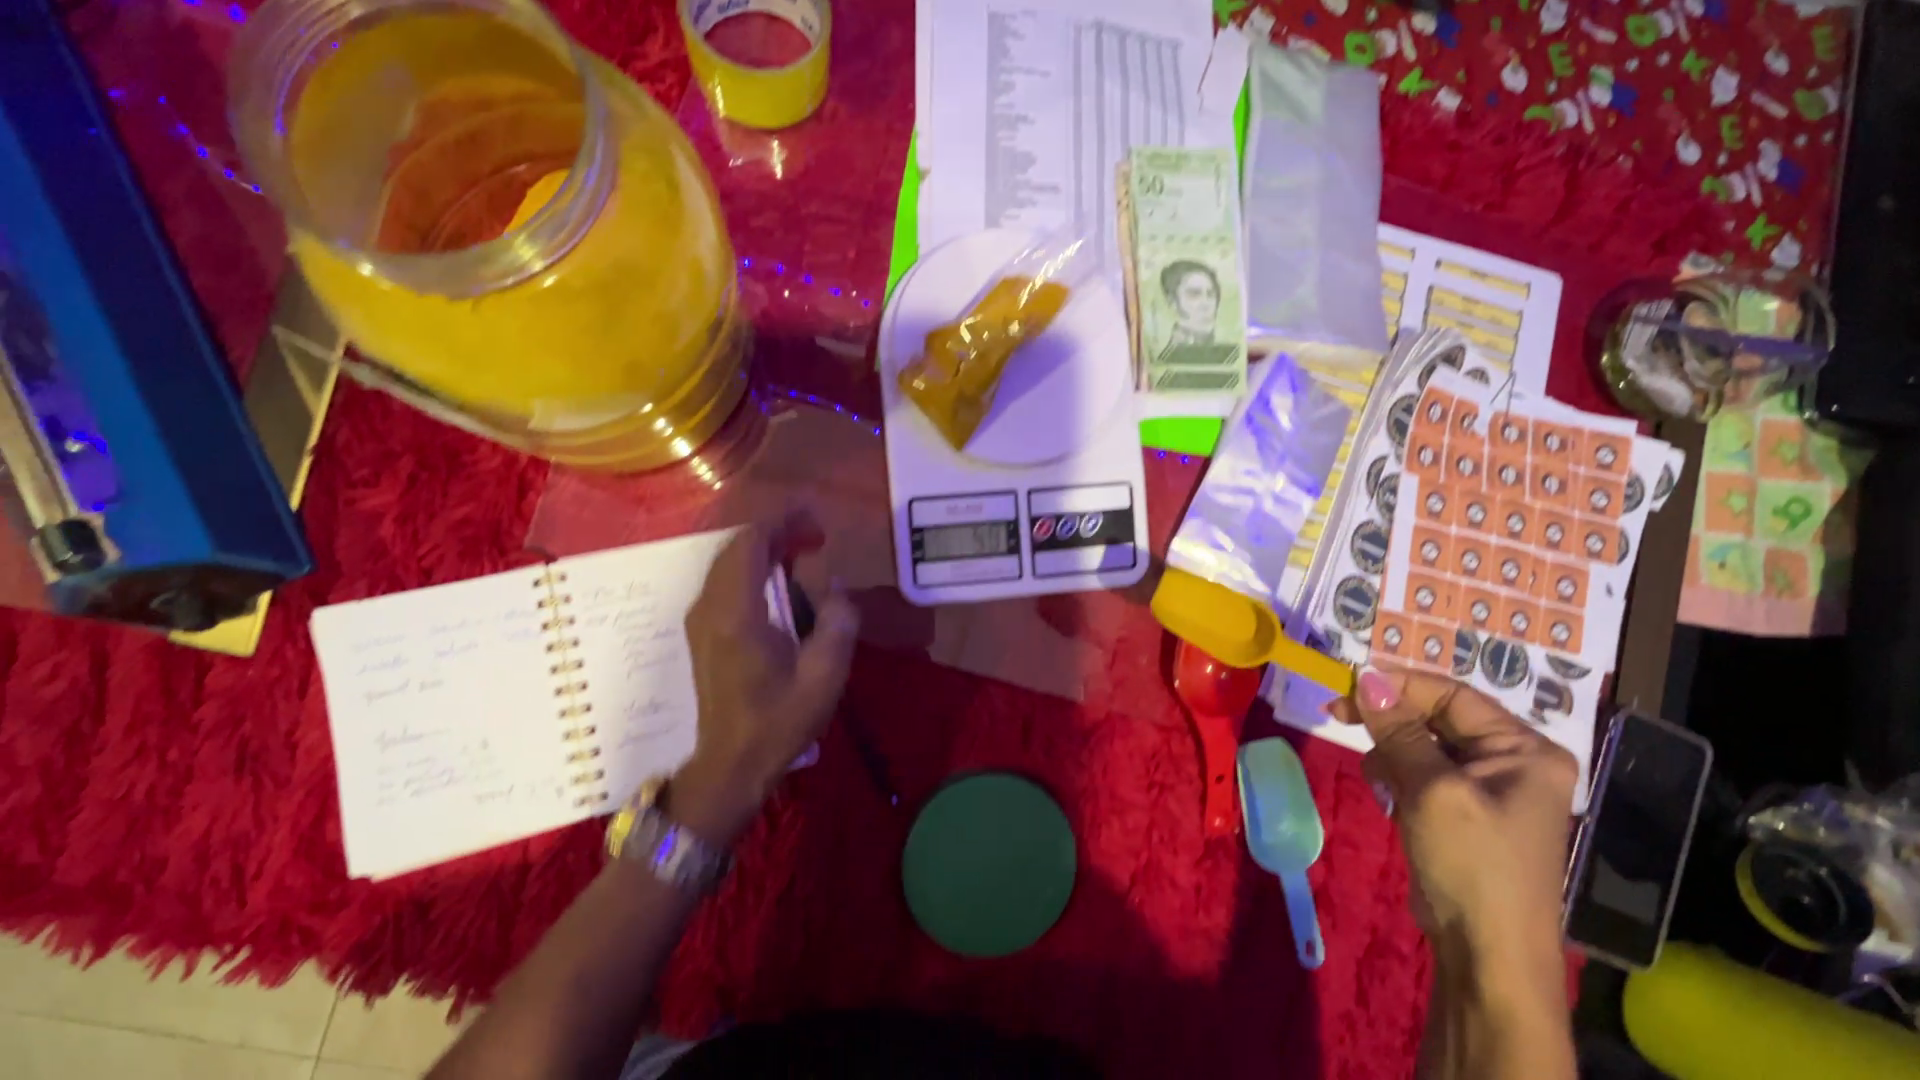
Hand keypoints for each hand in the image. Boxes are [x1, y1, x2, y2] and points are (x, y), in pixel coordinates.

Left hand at [669, 508, 859, 843]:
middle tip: (817, 537)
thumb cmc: (777, 723)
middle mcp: (709, 608)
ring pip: (727, 563)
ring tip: (803, 555)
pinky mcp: (702, 632)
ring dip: (764, 550)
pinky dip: (752, 570)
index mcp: (735, 614)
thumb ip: (837, 624)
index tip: (817, 523)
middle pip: (736, 547)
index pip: (750, 543)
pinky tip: (781, 585)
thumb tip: (836, 588)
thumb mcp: (823, 678)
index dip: (783, 522)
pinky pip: (724, 582)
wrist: (730, 765)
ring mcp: (700, 619)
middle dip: (776, 532)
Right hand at [1329, 667, 1576, 947]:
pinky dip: (1399, 779)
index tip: (1347, 684)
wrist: (1487, 952)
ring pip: (1424, 745)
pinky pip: (1423, 775)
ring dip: (1392, 754)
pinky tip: (1390, 801)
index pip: (1454, 695)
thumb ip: (1399, 730)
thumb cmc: (1471, 863)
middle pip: (1439, 717)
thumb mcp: (1430, 789)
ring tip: (1381, 783)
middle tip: (1337, 714)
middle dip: (1391, 721)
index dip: (1399, 685)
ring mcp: (1489, 790)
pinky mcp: (1465, 814)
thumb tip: (1366, 678)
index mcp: (1525, 748)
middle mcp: (1513, 762)